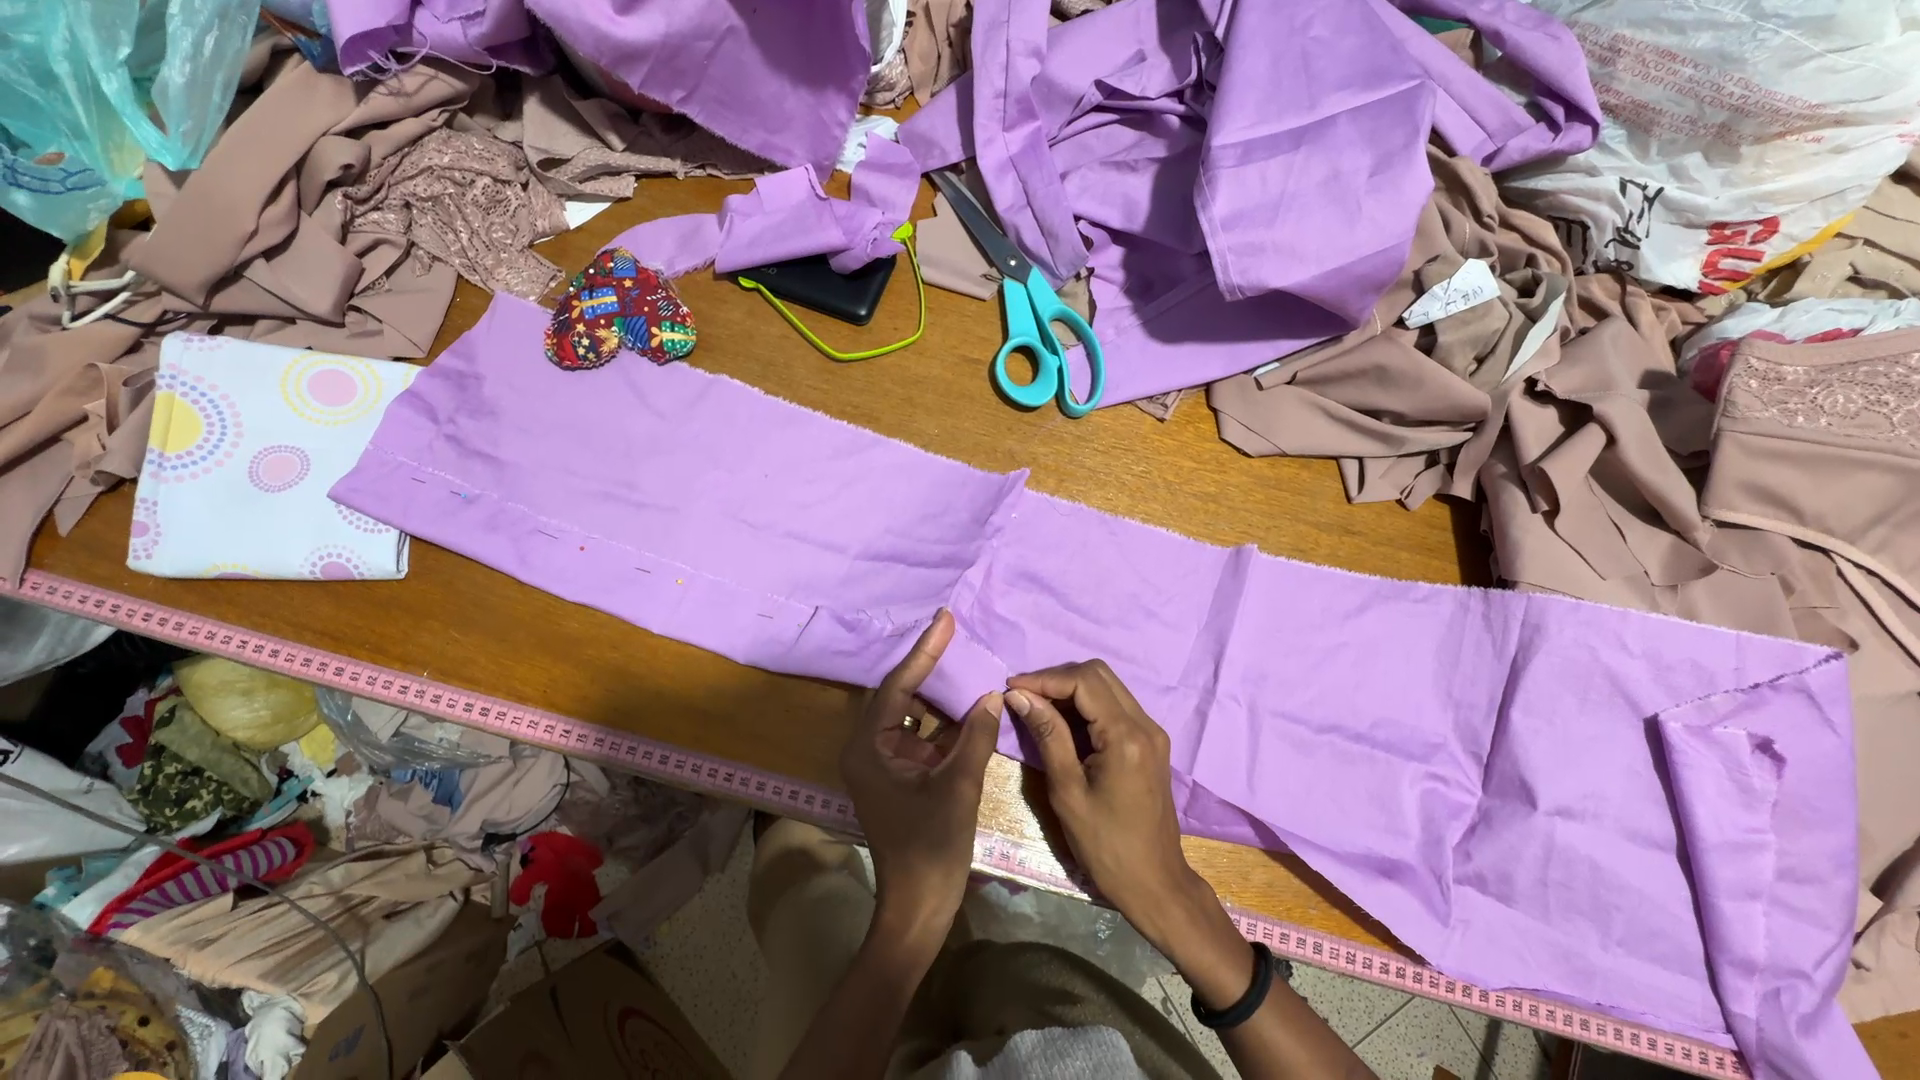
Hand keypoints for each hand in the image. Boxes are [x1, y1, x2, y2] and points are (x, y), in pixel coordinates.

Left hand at [842, 610, 1002, 951]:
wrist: (919, 905)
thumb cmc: (930, 847)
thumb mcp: (957, 787)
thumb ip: (974, 737)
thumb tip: (991, 694)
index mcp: (868, 748)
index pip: (897, 686)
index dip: (924, 652)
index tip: (944, 619)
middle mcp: (869, 749)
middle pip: (901, 695)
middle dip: (930, 668)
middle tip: (956, 632)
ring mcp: (885, 764)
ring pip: (914, 716)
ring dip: (940, 695)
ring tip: (966, 659)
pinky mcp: (902, 777)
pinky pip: (923, 738)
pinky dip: (946, 724)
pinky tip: (971, 704)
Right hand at [1007, 661, 1244, 989]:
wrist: (1154, 883)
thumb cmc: (1105, 846)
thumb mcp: (1067, 791)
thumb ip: (1047, 735)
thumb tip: (1020, 695)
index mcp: (1126, 735)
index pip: (1083, 681)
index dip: (1043, 678)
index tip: (1010, 689)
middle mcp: (1145, 724)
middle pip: (1098, 674)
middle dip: (1057, 678)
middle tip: (1022, 697)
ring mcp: (1152, 733)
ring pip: (1108, 686)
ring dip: (1071, 689)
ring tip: (1035, 707)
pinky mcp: (1150, 744)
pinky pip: (1115, 707)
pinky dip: (1086, 705)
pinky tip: (1061, 722)